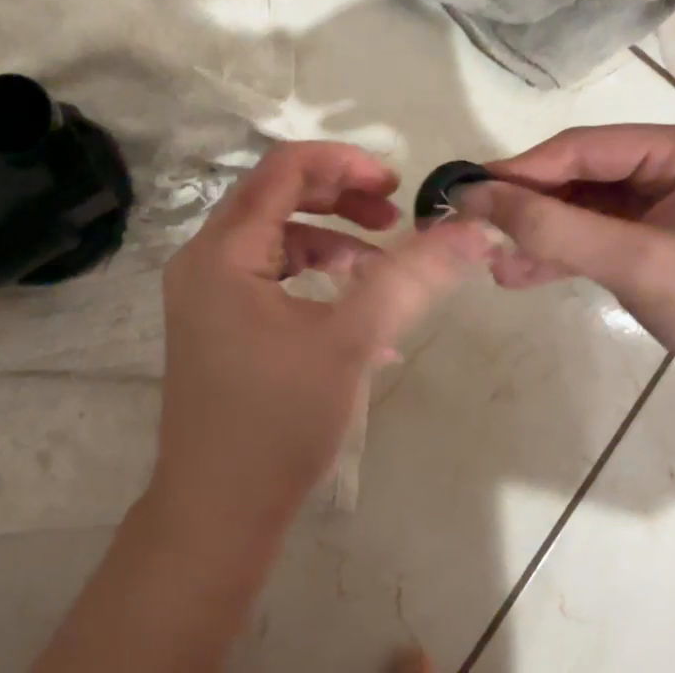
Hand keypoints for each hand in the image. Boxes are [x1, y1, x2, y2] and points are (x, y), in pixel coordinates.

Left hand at [154, 142, 494, 530]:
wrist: (217, 511)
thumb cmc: (279, 421)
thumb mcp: (352, 340)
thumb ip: (411, 277)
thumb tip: (472, 229)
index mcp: (222, 250)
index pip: (282, 169)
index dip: (343, 163)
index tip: (396, 184)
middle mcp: (202, 260)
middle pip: (275, 198)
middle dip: (339, 199)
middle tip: (393, 216)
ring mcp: (202, 294)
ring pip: (272, 240)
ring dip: (329, 241)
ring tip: (381, 269)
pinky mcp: (213, 324)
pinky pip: (265, 278)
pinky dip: (311, 280)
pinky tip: (358, 315)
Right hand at [450, 123, 674, 418]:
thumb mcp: (636, 264)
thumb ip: (551, 227)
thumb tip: (469, 197)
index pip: (584, 147)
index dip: (520, 170)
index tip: (463, 193)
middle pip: (579, 175)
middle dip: (526, 206)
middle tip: (469, 228)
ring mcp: (667, 204)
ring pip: (581, 208)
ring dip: (536, 234)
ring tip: (487, 259)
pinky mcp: (658, 241)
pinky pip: (596, 236)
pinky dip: (559, 253)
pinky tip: (517, 273)